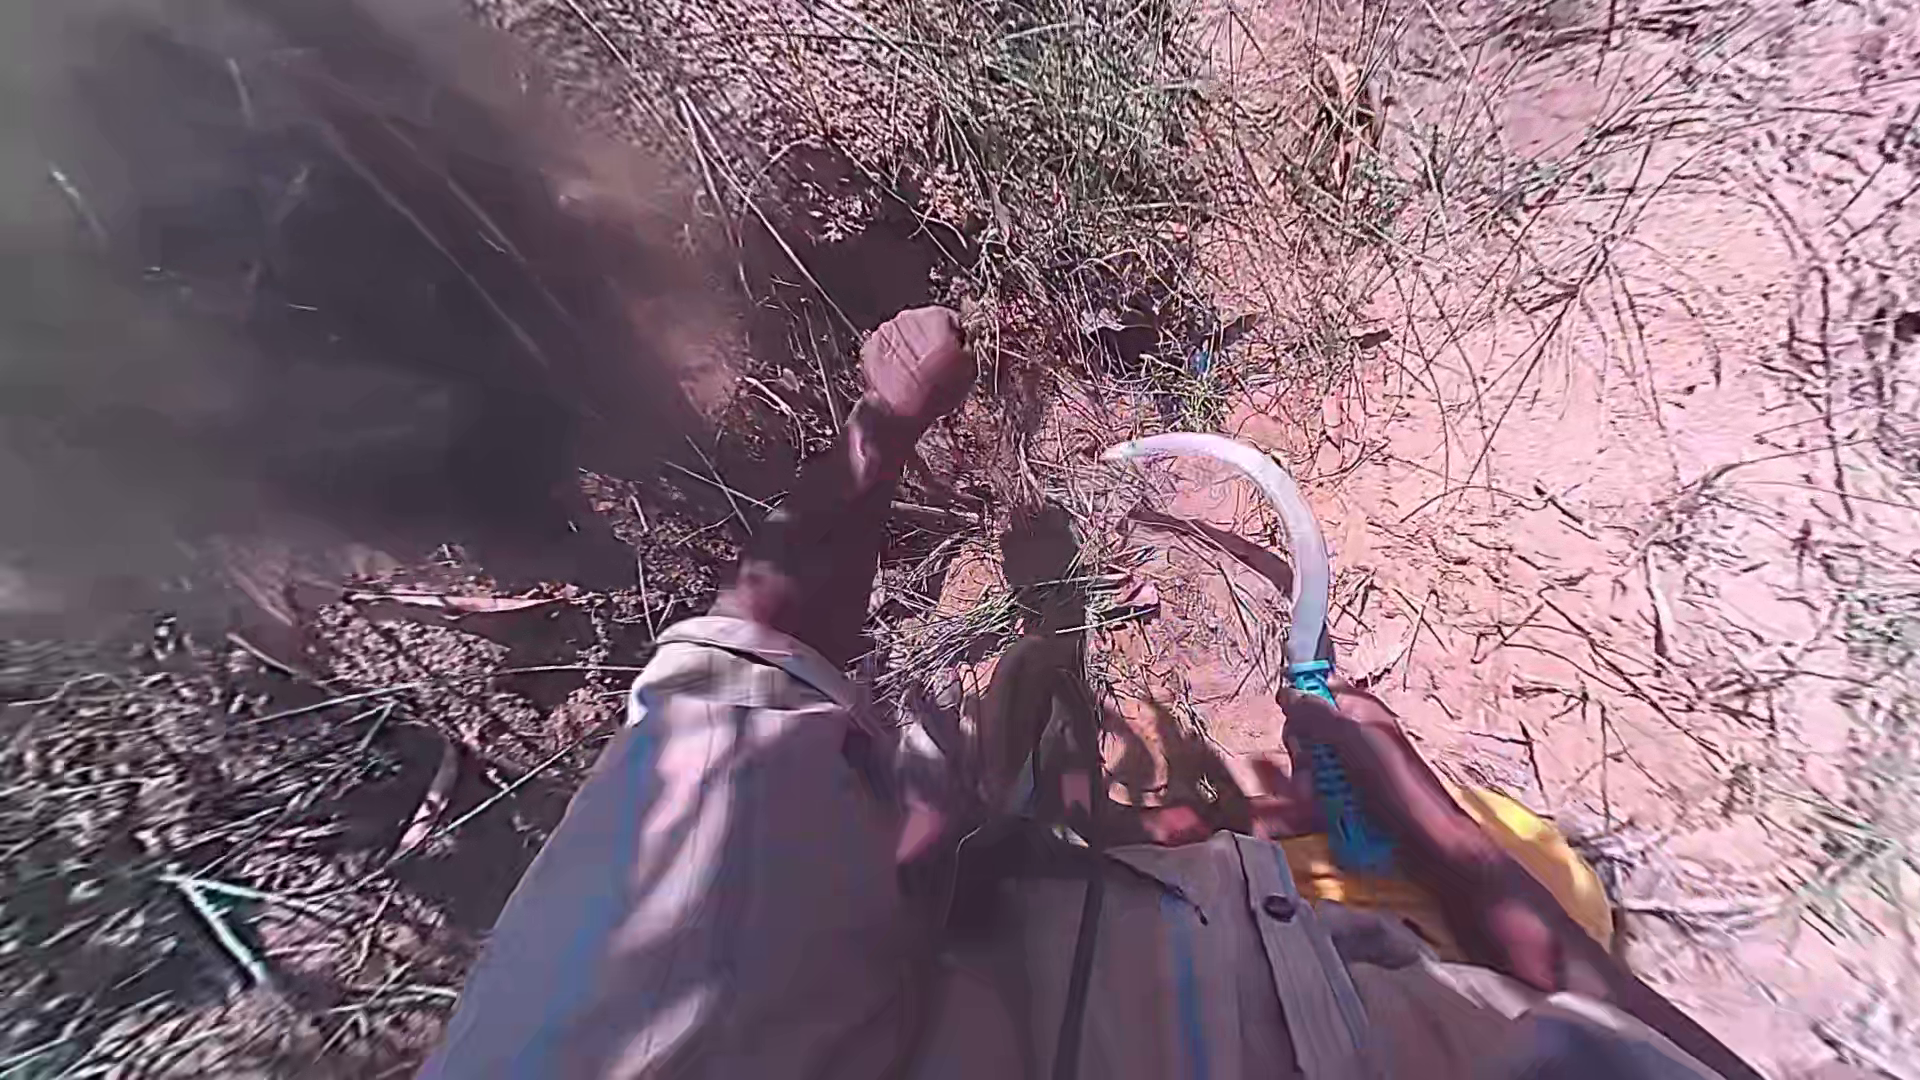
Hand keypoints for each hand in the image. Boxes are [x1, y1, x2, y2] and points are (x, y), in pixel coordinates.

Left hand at [859, 306, 974, 433]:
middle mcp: (910, 317)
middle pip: (927, 325)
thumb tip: (967, 346)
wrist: (896, 412)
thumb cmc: (932, 394)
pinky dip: (896, 357)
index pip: (952, 319)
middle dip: (933, 343)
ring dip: (914, 349)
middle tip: (939, 366)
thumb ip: (969, 351)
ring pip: (907, 335)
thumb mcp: (967, 373)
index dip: (957, 339)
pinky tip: (903, 375)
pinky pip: (890, 346)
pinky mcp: (872, 345)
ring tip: (919, 374)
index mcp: (936, 317)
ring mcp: (888, 330)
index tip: (957, 354)